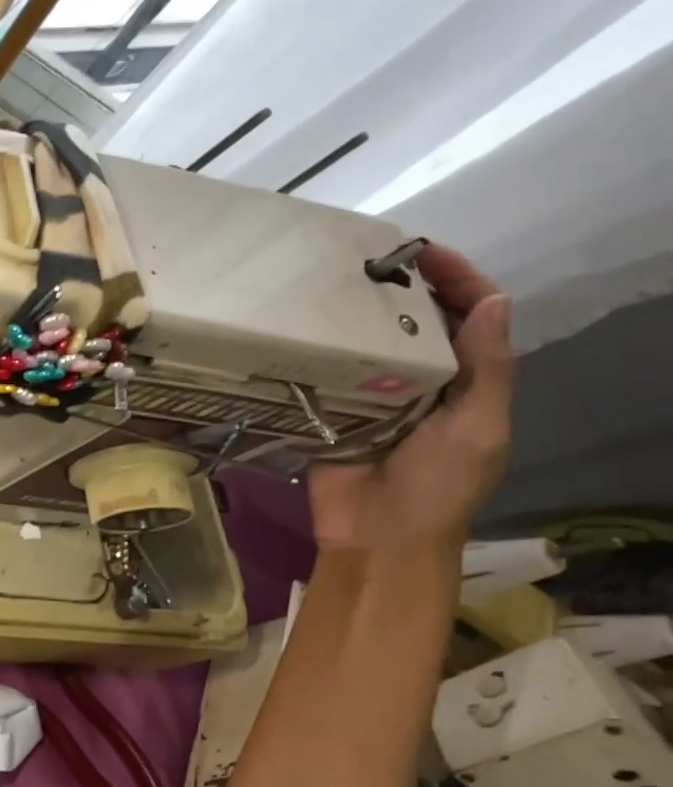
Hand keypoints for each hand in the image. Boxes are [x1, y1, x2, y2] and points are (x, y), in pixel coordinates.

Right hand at [308, 244, 512, 551]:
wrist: (376, 536)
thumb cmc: (438, 487)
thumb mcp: (478, 429)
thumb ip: (487, 370)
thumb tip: (493, 301)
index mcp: (466, 382)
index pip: (470, 317)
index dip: (457, 279)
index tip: (422, 250)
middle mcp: (419, 381)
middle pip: (412, 322)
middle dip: (395, 289)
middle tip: (359, 260)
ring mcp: (369, 396)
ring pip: (365, 344)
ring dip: (350, 316)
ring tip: (321, 285)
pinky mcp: (325, 411)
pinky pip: (322, 373)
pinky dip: (313, 351)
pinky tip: (293, 330)